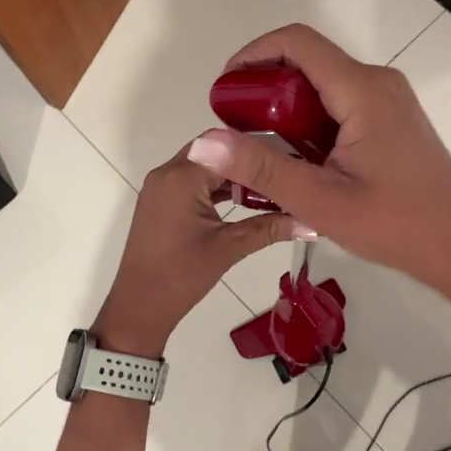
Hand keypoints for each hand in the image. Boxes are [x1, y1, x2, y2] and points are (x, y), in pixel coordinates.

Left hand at [93, 148, 306, 357]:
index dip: (258, 149)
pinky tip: (244, 199)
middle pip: (213, 149)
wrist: (139, 305)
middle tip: (281, 169)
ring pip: (203, 163)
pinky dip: (216, 184)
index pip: (225, 145)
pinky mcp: (161, 200)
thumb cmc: (182, 276)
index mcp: (182, 178)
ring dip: (232, 172)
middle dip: (247, 158)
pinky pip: (192, 179)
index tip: (288, 159)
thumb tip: (311, 221)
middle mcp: (167, 172)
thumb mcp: (229, 248)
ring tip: (269, 184)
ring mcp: (161, 186)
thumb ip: (269, 228)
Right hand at [185, 24, 450, 296]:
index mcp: (363, 91)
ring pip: (322, 85)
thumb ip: (261, 168)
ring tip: (262, 152)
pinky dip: (310, 123)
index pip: (297, 43)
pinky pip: (340, 104)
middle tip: (236, 130)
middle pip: (308, 62)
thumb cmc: (396, 226)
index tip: (225, 91)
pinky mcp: (392, 119)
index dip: (252, 55)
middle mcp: (378, 83)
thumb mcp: (320, 201)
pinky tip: (299, 162)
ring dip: (286, 110)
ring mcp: (389, 100)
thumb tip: (202, 142)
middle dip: (264, 89)